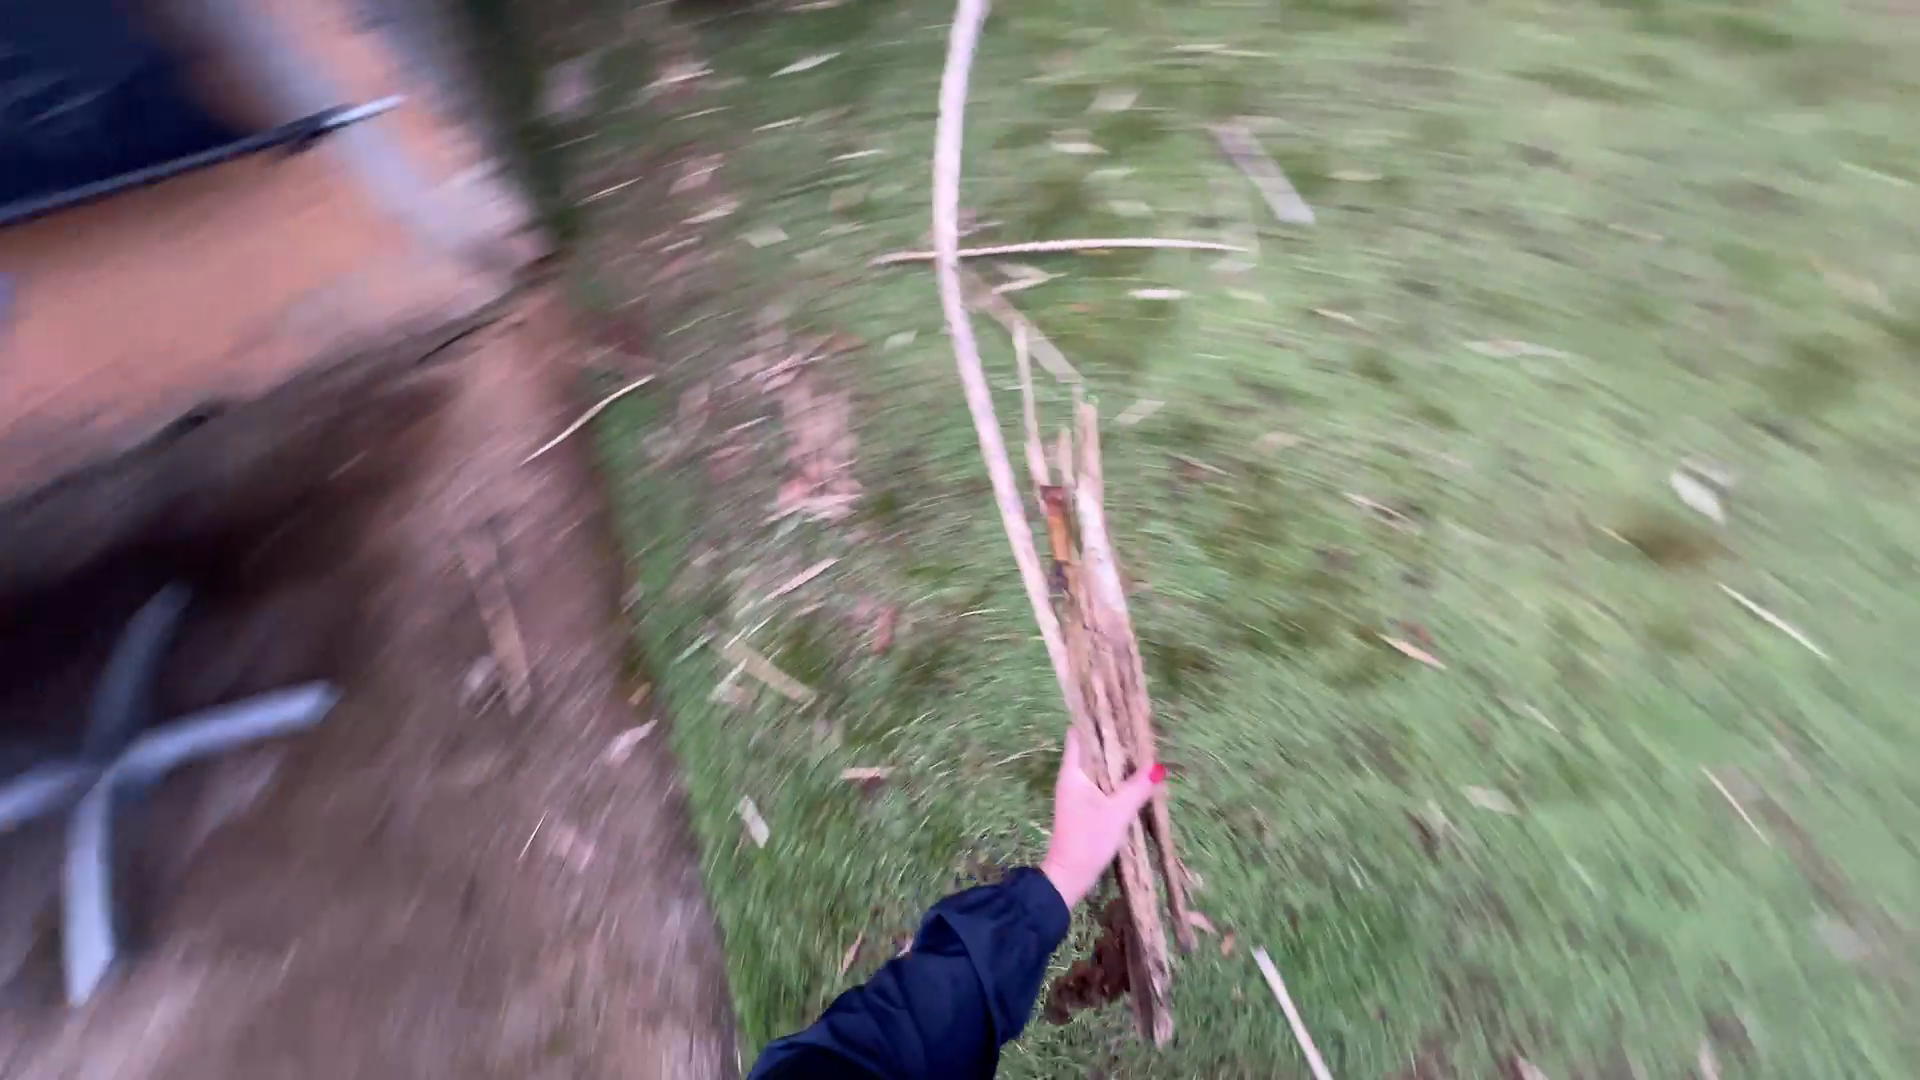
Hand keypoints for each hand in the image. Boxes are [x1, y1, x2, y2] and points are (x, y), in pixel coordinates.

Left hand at [1038, 727, 1165, 908]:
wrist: (1069, 875)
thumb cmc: (1090, 838)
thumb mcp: (1118, 812)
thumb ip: (1137, 788)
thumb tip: (1157, 766)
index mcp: (1072, 771)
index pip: (1078, 733)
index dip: (1094, 721)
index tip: (1117, 714)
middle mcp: (1070, 776)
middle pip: (1089, 748)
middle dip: (1111, 741)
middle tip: (1137, 734)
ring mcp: (1074, 791)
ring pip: (1095, 767)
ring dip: (1114, 762)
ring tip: (1139, 753)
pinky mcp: (1081, 806)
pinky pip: (1098, 782)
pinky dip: (1112, 778)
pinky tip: (1132, 781)